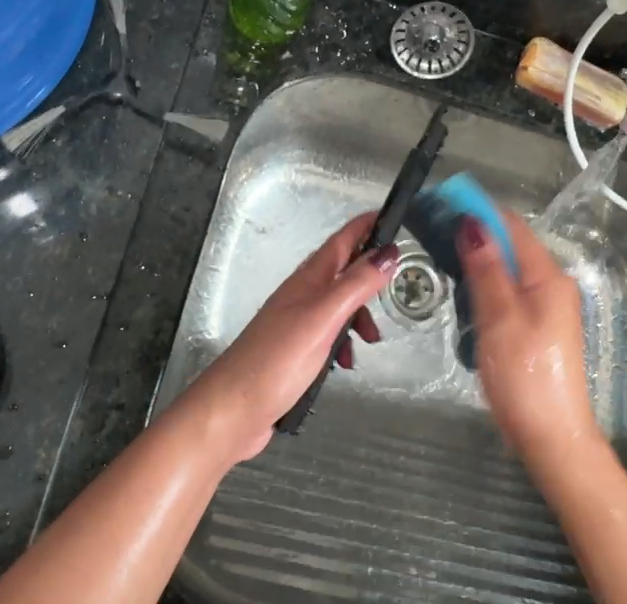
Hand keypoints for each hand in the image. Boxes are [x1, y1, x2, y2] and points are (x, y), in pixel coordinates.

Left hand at [179, 212, 397, 463]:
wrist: (234, 410)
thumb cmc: (278, 360)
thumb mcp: (324, 318)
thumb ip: (356, 285)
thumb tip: (388, 252)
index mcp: (308, 279)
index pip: (342, 240)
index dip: (366, 226)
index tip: (393, 217)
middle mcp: (302, 294)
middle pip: (344, 272)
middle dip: (371, 281)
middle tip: (392, 295)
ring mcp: (296, 323)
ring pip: (339, 306)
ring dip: (359, 318)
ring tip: (369, 342)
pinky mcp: (295, 351)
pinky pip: (329, 336)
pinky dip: (343, 344)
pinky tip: (344, 364)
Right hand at [456, 209, 604, 462]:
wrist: (551, 439)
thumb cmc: (524, 378)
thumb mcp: (499, 318)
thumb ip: (486, 268)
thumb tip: (472, 222)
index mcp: (547, 277)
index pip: (511, 225)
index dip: (477, 211)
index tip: (440, 206)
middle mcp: (551, 285)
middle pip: (510, 245)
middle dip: (474, 237)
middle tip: (432, 239)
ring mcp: (546, 307)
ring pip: (506, 270)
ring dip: (477, 265)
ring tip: (442, 268)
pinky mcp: (537, 328)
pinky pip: (508, 293)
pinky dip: (484, 289)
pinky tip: (464, 301)